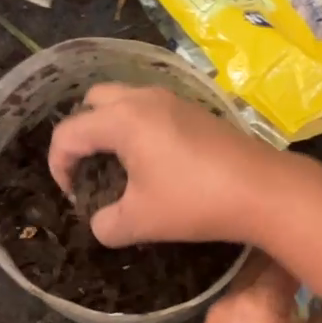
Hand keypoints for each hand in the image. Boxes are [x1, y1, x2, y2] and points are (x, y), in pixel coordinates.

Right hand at [48, 84, 283, 246]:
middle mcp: (143, 98)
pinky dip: (138, 127)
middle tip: (91, 170)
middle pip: (93, 102)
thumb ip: (106, 224)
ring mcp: (172, 100)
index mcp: (122, 119)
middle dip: (82, 134)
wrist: (263, 190)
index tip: (72, 196)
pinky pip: (150, 108)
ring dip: (110, 128)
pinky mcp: (195, 110)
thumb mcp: (140, 222)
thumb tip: (101, 222)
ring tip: (120, 167)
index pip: (69, 133)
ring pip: (124, 100)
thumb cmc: (194, 202)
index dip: (59, 166)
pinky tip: (153, 162)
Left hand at [189, 255, 321, 322]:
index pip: (284, 257)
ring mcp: (216, 317)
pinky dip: (262, 302)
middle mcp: (230, 300)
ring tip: (308, 291)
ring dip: (276, 283)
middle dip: (292, 261)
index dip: (310, 251)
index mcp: (256, 302)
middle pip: (262, 264)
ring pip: (250, 284)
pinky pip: (241, 305)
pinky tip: (284, 318)